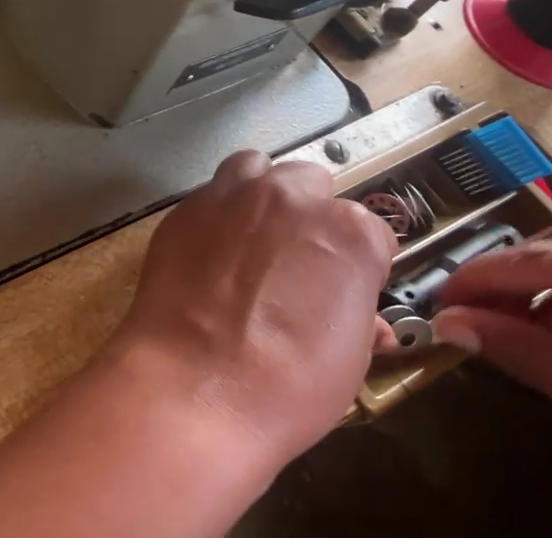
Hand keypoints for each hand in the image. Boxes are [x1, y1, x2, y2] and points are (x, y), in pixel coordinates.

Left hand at [113, 150, 398, 462]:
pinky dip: (217, 214)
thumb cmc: (289, 383)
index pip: (369, 228)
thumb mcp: (349, 356)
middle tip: (299, 256)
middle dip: (310, 213)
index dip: (360, 260)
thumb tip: (360, 317)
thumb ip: (356, 314)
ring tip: (255, 233)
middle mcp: (288, 198)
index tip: (347, 284)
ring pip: (253, 168)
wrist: (196, 384)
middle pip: (309, 182)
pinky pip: (208, 195)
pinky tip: (212, 250)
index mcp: (348, 231)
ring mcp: (229, 196)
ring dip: (260, 191)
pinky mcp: (182, 209)